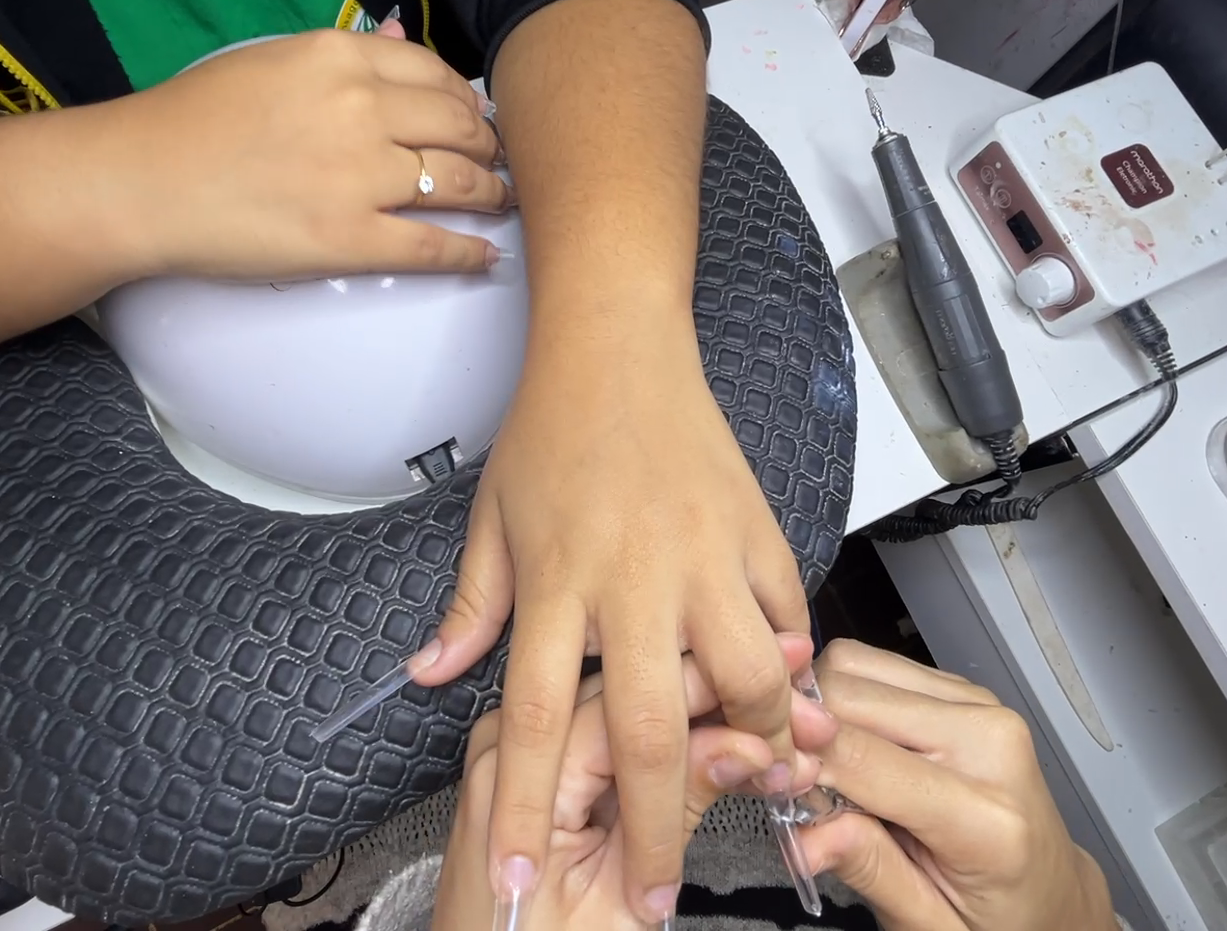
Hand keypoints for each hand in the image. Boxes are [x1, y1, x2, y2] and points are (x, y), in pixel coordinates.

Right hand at [91, 21, 510, 281]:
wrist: (139, 182)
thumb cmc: (195, 121)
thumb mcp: (271, 61)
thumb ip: (343, 60)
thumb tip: (405, 51)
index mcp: (340, 59)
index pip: (437, 76)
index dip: (471, 104)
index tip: (481, 123)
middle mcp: (362, 111)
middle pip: (460, 129)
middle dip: (492, 149)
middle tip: (504, 166)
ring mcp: (360, 178)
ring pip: (458, 184)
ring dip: (494, 194)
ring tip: (506, 203)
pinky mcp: (352, 239)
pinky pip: (433, 247)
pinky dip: (470, 253)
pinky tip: (489, 257)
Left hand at [411, 322, 811, 923]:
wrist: (618, 349)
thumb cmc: (553, 426)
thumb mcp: (493, 515)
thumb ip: (471, 603)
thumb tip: (433, 673)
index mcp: (558, 579)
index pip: (534, 718)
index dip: (527, 809)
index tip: (524, 878)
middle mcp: (633, 578)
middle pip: (648, 727)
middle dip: (654, 827)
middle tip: (655, 892)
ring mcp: (703, 554)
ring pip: (748, 678)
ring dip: (757, 742)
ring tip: (756, 784)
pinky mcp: (754, 527)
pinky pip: (786, 611)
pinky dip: (793, 658)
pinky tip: (787, 685)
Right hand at [799, 640, 1114, 930]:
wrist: (1056, 900)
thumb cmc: (995, 926)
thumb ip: (869, 872)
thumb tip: (804, 836)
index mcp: (988, 821)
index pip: (859, 755)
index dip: (798, 758)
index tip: (767, 776)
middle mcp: (990, 743)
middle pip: (847, 693)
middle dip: (803, 726)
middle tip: (793, 774)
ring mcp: (979, 704)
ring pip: (851, 663)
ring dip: (821, 705)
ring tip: (825, 760)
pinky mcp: (962, 688)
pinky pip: (871, 662)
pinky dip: (843, 693)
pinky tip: (851, 738)